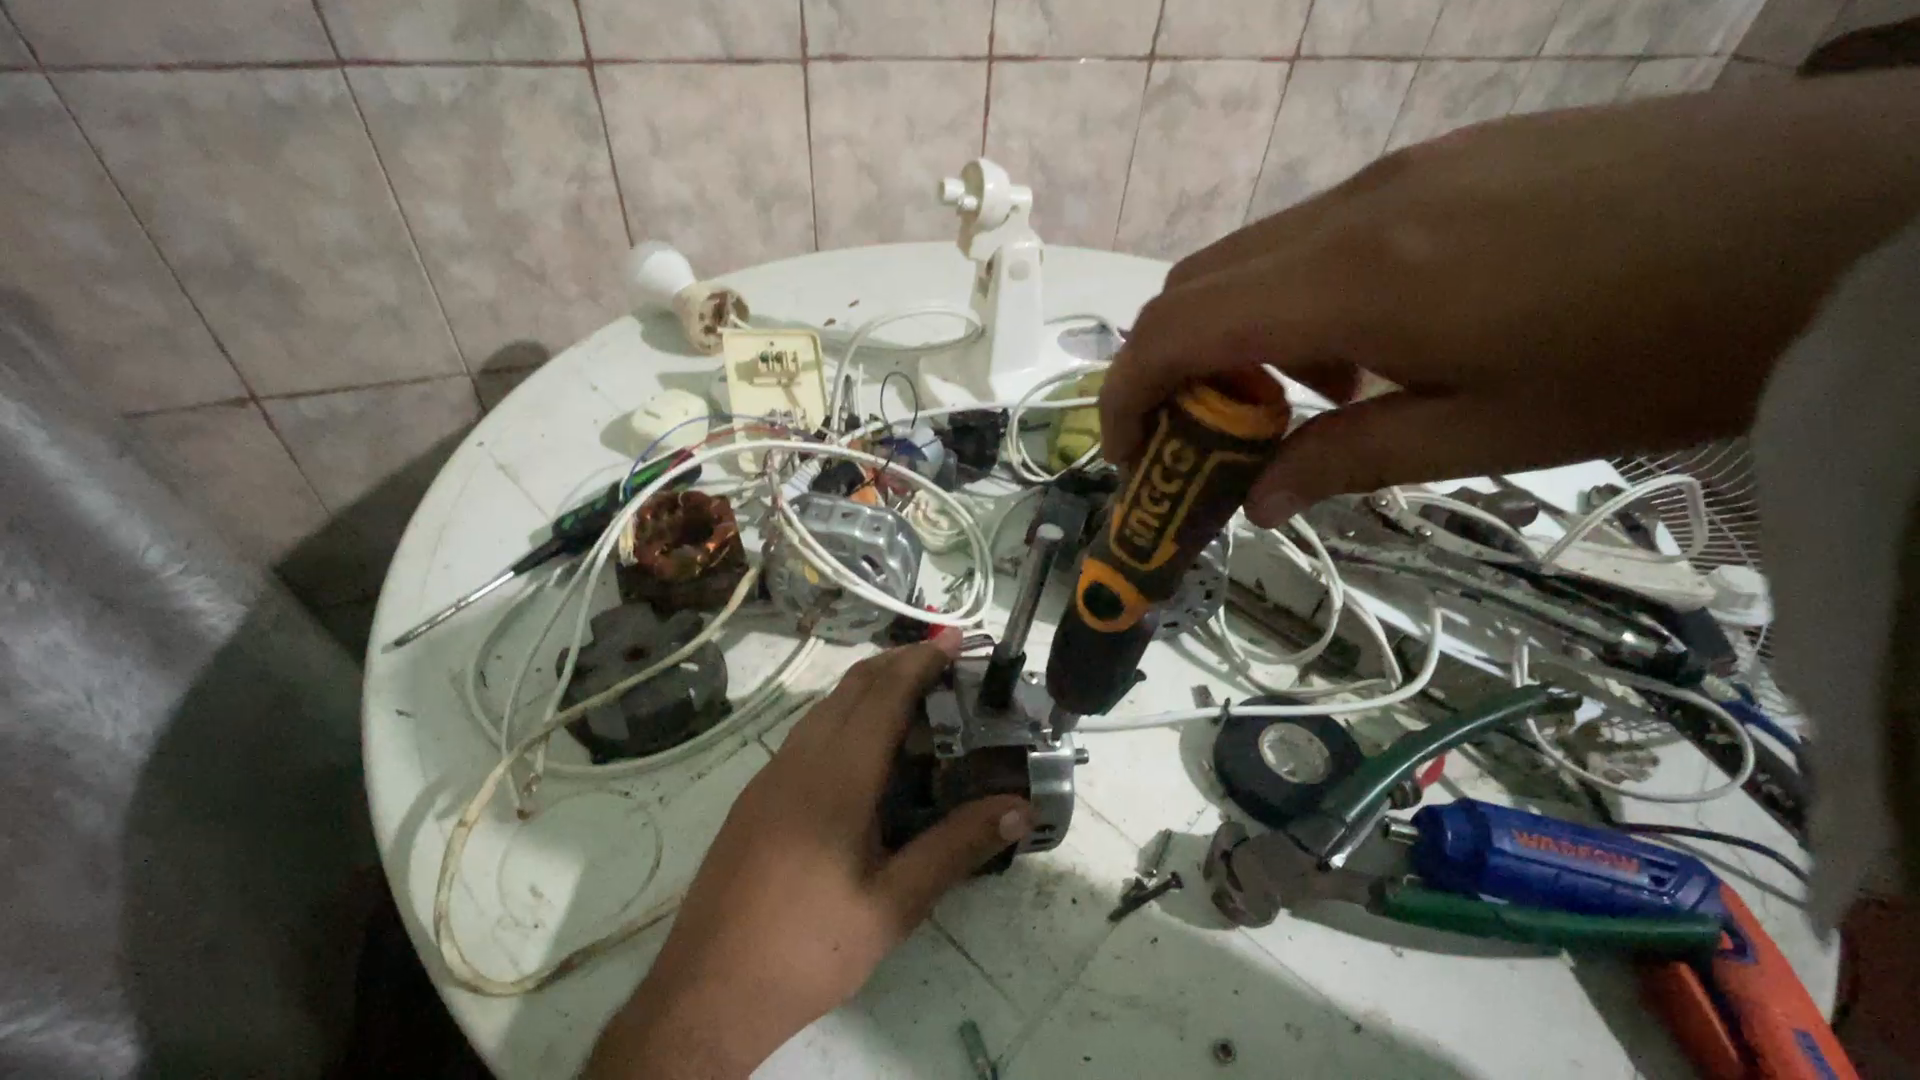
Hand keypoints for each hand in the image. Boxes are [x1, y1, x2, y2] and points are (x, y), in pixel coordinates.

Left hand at [586, 632, 1030, 1079]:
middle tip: (944, 660)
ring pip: (823, 710)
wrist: (707, 991)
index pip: (882, 695)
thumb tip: (1018, 808)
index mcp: (836, 777)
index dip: (920, 662)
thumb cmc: (808, 948)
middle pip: (849, 690)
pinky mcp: (756, 800)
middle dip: (897, 664)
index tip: (954, 638)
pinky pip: (806, 736)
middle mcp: (798, 762)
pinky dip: (843, 718)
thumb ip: (955, 848)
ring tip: (914, 698)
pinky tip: (864, 754)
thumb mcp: (893, 905)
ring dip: (867, 689)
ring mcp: (769, 778)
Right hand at [1101, 70, 1919, 526]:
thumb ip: (1348, 462)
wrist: (1852, 208)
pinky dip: (1301, 296)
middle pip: (1197, 283)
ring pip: (1256, 254)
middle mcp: (1354, 209)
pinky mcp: (1445, 157)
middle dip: (1175, 370)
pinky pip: (1324, 231)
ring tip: (1307, 402)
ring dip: (1240, 333)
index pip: (1176, 328)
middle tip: (1216, 443)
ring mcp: (1399, 171)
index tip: (1133, 458)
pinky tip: (1375, 341)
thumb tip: (1257, 502)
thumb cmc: (1662, 350)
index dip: (1127, 396)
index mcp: (1356, 282)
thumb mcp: (1494, 436)